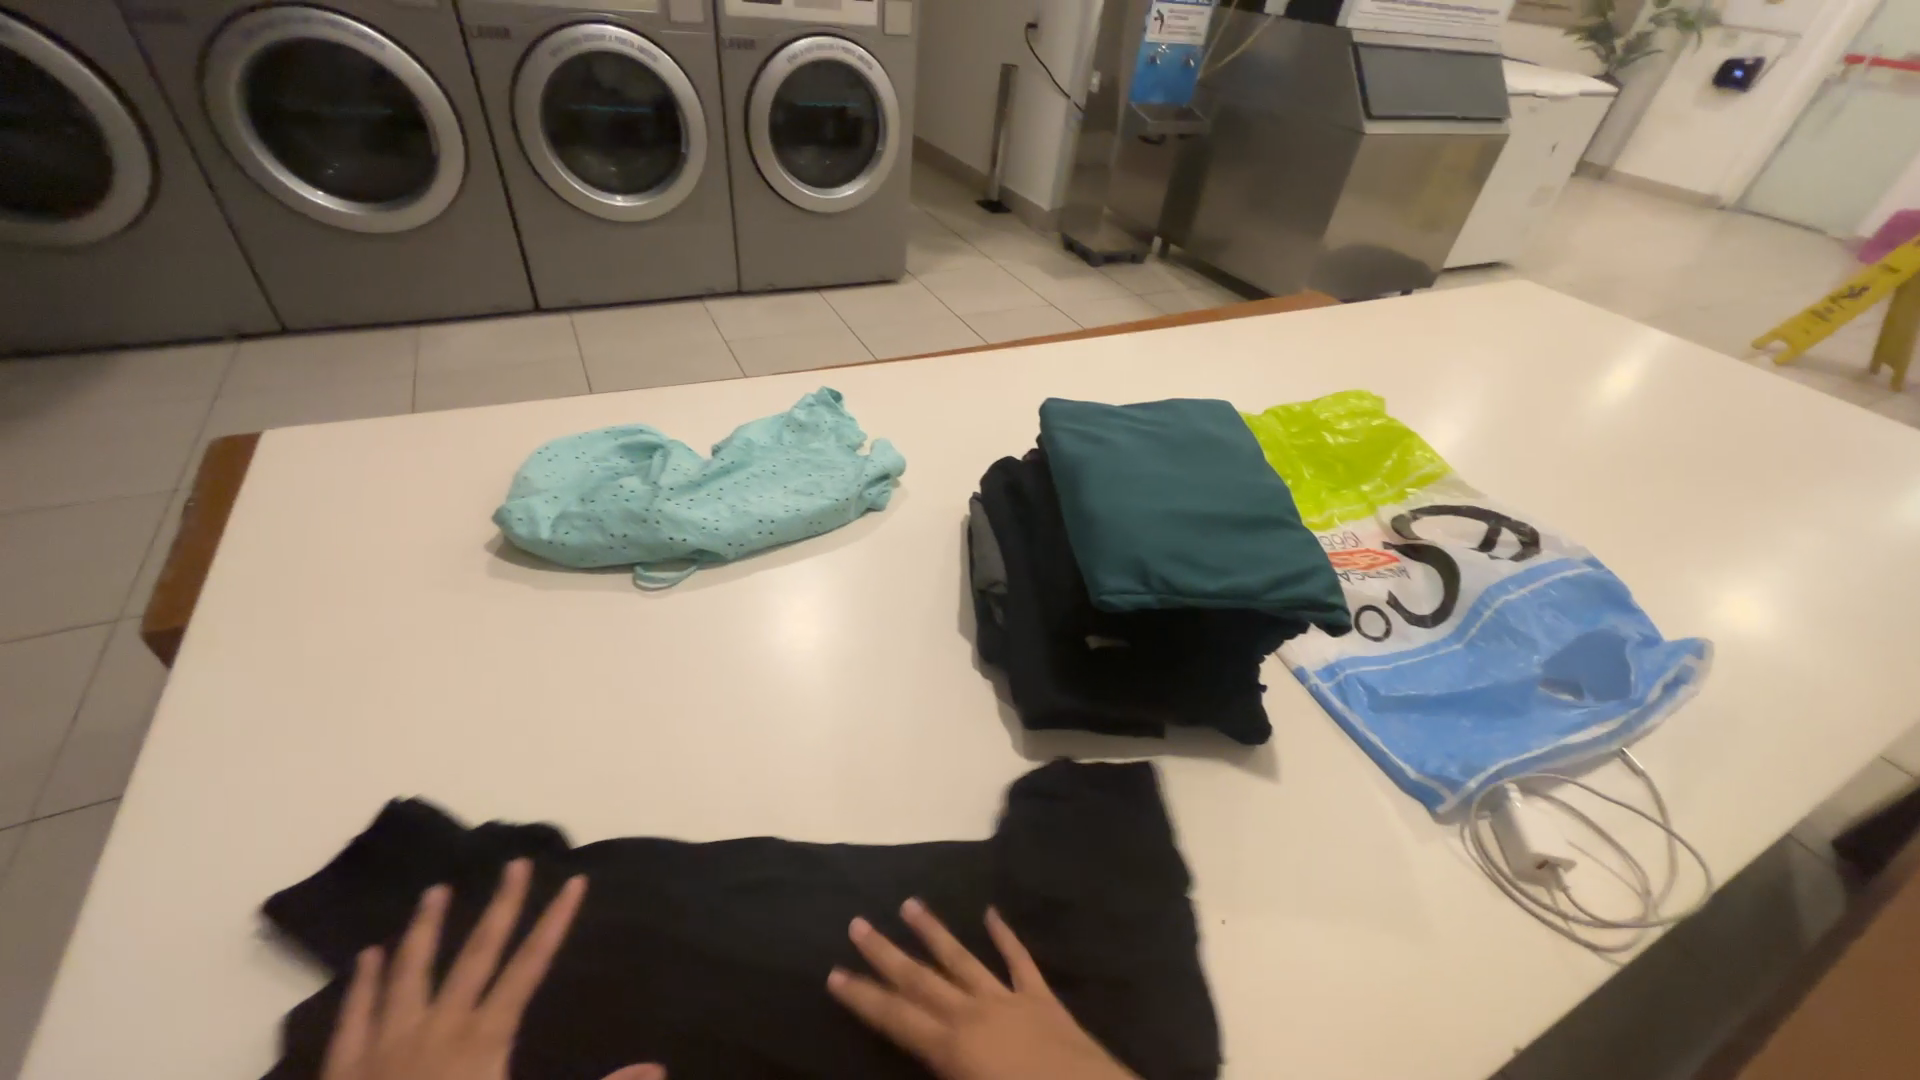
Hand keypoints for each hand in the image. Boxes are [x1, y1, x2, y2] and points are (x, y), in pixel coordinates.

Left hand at [320, 858, 664, 1079]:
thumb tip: (658, 1068)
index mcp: (485, 1038)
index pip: (529, 966)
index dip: (554, 922)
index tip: (574, 881)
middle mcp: (438, 1027)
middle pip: (476, 954)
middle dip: (501, 906)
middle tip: (515, 863)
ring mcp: (386, 1045)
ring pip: (410, 972)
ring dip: (425, 929)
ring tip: (435, 891)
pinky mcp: (343, 1069)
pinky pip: (354, 1016)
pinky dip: (363, 983)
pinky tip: (366, 956)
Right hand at [826, 899, 1139, 1079]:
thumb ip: (934, 1072)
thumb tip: (910, 1057)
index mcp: (953, 1048)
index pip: (896, 1018)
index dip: (863, 996)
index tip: (834, 972)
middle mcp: (974, 1014)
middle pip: (921, 980)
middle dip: (886, 954)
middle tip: (858, 923)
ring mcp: (1009, 1001)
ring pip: (963, 959)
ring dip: (934, 933)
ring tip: (910, 903)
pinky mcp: (1042, 1000)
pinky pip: (1019, 961)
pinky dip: (1005, 936)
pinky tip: (992, 913)